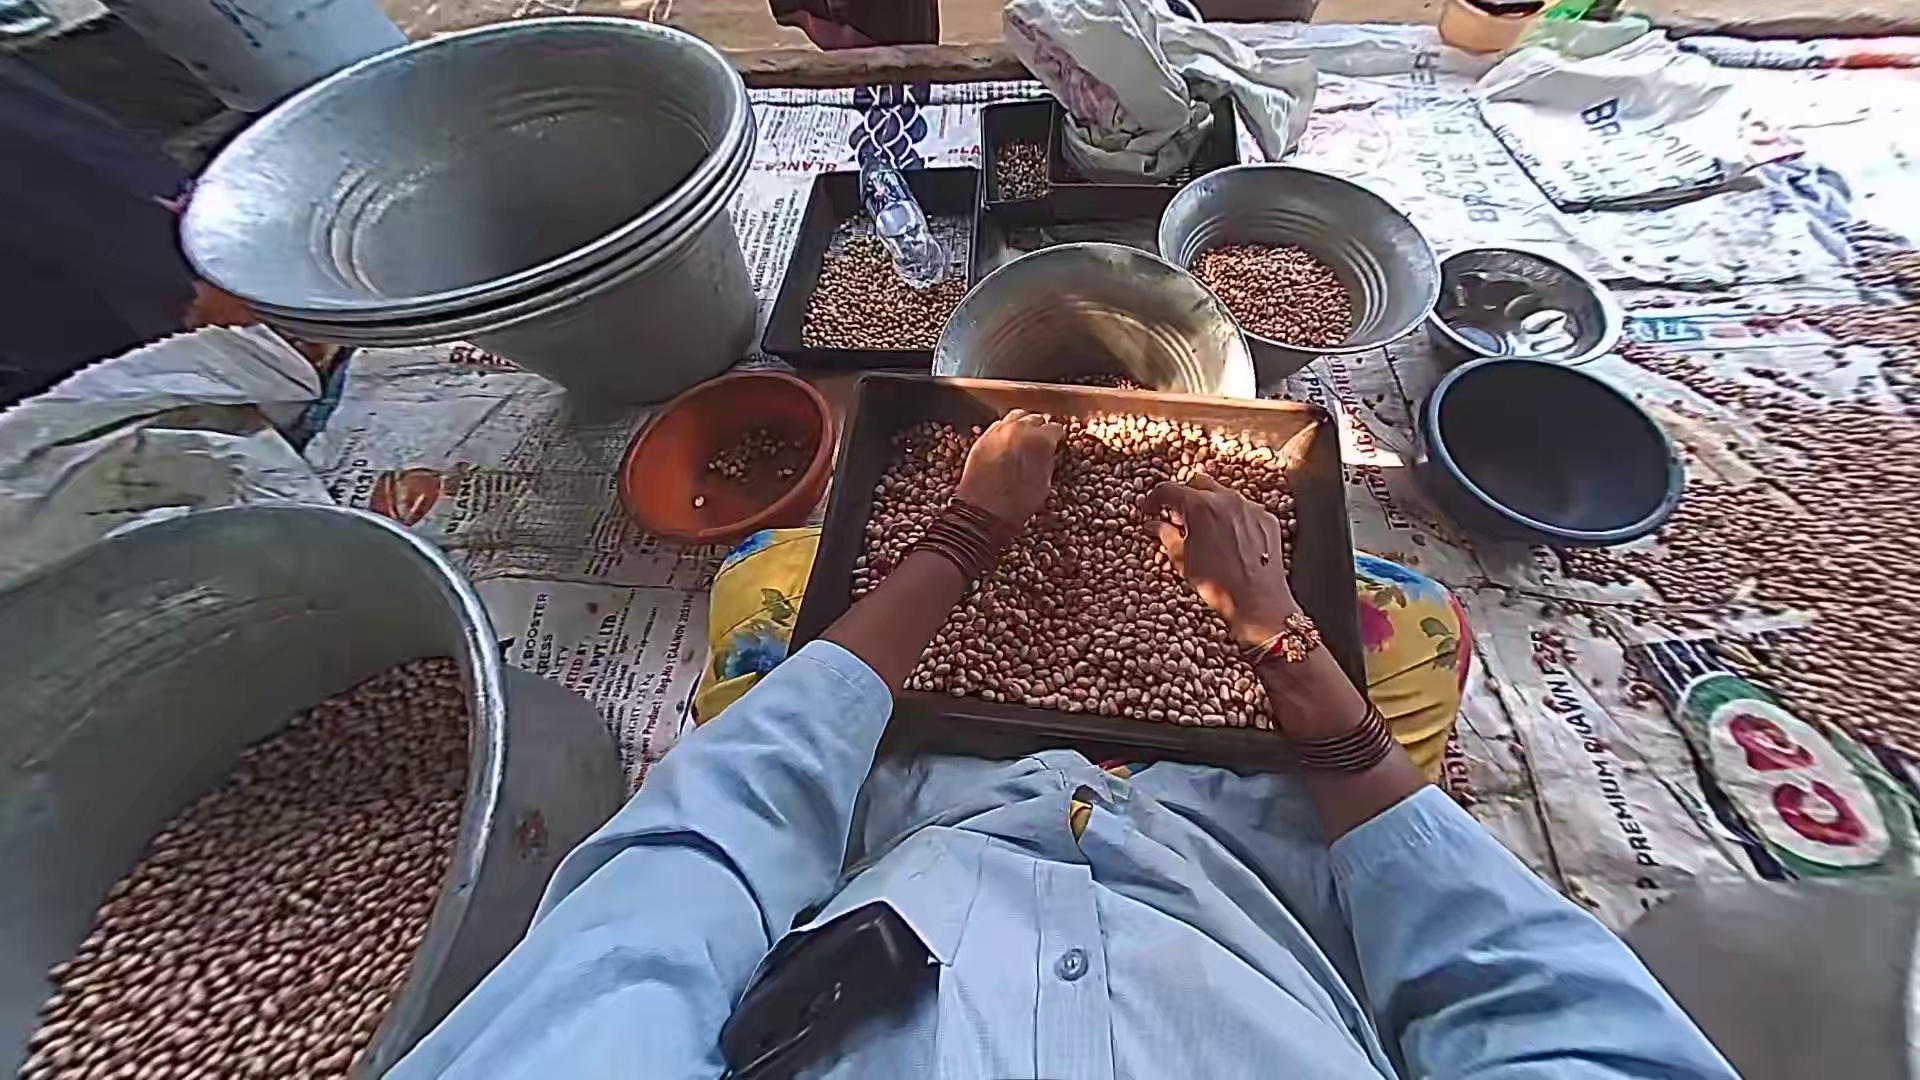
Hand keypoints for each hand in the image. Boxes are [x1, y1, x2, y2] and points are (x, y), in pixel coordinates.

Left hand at [955, 409, 1065, 525]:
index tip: (1057, 442)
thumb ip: (1048, 461)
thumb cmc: (1016, 503)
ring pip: (1016, 416)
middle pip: (1035, 418)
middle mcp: (1019, 429)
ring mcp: (998, 432)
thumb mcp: (1044, 485)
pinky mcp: (982, 438)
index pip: (1055, 428)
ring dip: (1023, 424)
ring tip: (1024, 437)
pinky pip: (998, 426)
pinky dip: (1005, 430)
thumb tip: (1048, 453)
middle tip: (1041, 440)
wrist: (983, 512)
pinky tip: (1007, 442)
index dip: (1058, 437)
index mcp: (1040, 440)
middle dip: (1040, 428)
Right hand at [1141, 472, 1298, 648]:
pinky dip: (1229, 516)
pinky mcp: (1266, 519)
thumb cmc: (1217, 584)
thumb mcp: (1181, 559)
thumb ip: (1166, 535)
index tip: (1150, 510)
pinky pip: (1242, 508)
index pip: (1169, 489)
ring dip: (1206, 505)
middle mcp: (1227, 500)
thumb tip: (1155, 525)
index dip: (1153, 499)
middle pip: (1196, 483)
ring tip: (1200, 529)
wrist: (1257, 602)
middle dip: (1182, 496)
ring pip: (1221, 493)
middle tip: (1175, 517)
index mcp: (1201, 507)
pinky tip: (1224, 537)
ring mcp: (1250, 508)